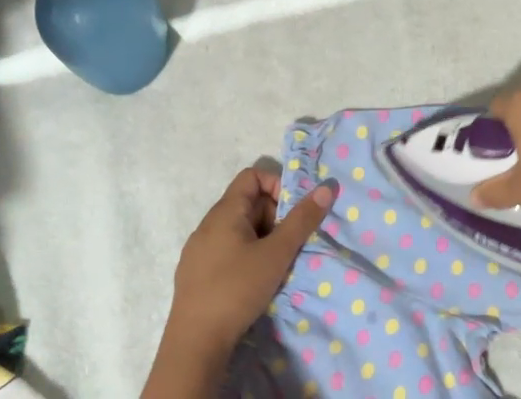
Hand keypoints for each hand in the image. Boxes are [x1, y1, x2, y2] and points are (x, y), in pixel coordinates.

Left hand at [167, 166, 337, 348]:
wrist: (195, 345)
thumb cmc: (237, 289)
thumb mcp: (277, 253)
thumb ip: (302, 219)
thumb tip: (326, 187)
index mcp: (223, 213)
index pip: (252, 176)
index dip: (276, 185)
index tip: (291, 212)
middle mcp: (207, 226)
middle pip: (247, 203)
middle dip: (273, 216)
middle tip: (287, 243)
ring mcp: (197, 251)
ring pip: (238, 229)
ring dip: (262, 238)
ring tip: (273, 264)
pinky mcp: (195, 275)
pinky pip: (226, 250)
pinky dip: (246, 255)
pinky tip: (253, 281)